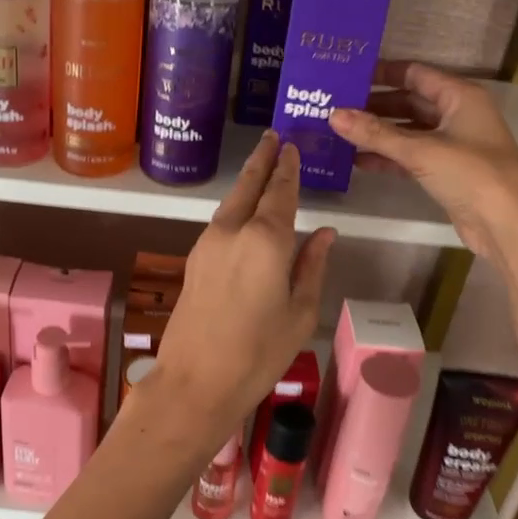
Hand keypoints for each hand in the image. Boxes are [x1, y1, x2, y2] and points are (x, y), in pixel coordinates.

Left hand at [144, 132, 335, 443]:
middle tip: (271, 136)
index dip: (287, 168)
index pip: (280, 192)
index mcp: (265, 240)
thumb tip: (323, 233)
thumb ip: (311, 266)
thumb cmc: (258, 353)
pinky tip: (244, 213)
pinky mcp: (194, 261)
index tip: (291, 146)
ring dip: (246, 182)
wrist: (195, 381)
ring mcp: (207, 244)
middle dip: (261, 161)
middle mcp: (232, 231)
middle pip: (248, 186)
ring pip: (230, 203)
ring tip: (260, 166)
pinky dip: (235, 208)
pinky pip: (220, 223)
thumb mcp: (300, 313)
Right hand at [330, 60, 517, 258]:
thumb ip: (376, 134)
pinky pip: (411, 156)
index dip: (382, 73)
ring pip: (408, 131)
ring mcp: (452, 144)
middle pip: (409, 102)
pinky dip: (388, 157)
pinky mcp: (446, 171)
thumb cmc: (471, 174)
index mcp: (460, 96)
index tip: (347, 77)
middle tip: (335, 108)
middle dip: (374, 106)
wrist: (507, 225)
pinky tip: (358, 161)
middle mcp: (457, 114)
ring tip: (339, 134)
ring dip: (377, 134)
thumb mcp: (420, 150)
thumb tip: (333, 115)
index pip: (415, 74)